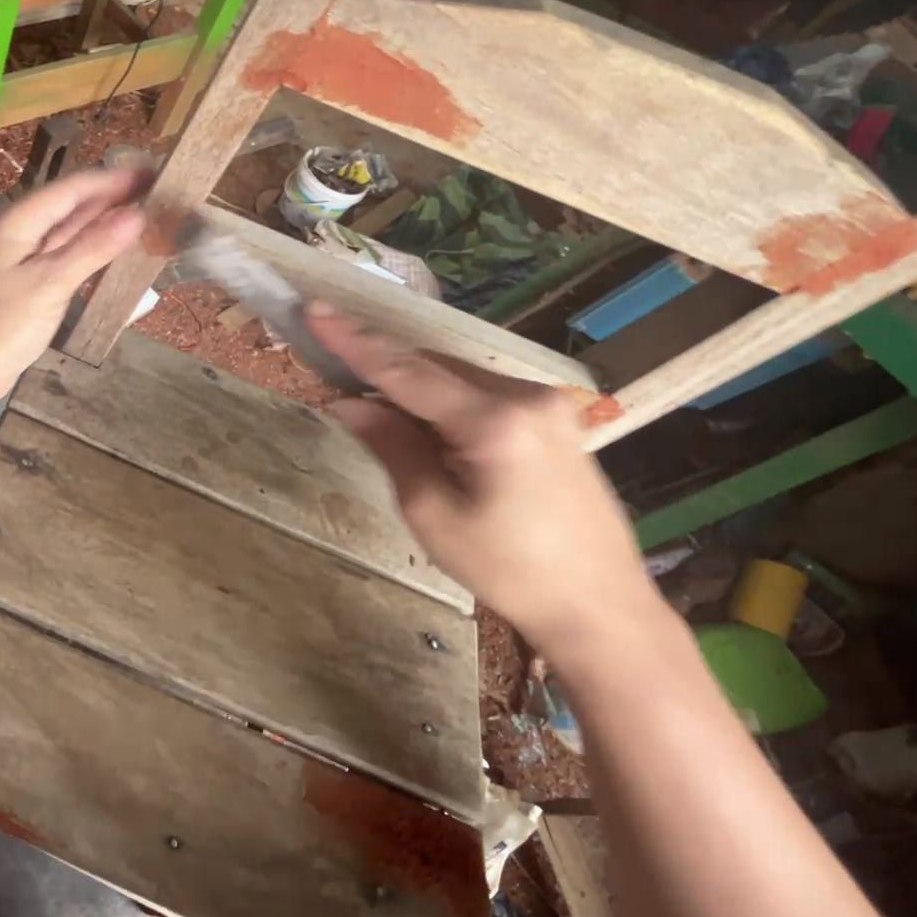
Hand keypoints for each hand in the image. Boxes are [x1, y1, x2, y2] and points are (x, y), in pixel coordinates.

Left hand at [0, 170, 146, 408]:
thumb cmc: (3, 327)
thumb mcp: (51, 284)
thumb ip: (93, 248)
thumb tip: (137, 215)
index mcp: (15, 220)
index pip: (71, 188)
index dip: (113, 179)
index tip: (155, 172)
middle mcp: (17, 230)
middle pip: (70, 205)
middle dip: (112, 198)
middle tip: (160, 192)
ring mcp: (21, 256)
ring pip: (69, 230)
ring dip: (104, 223)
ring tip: (149, 213)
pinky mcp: (27, 281)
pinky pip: (64, 254)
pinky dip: (90, 249)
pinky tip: (117, 248)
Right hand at [308, 305, 651, 647]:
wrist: (600, 607)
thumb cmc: (508, 570)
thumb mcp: (430, 512)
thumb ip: (390, 446)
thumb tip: (348, 403)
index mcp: (494, 421)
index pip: (406, 372)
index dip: (354, 341)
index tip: (316, 309)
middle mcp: (526, 398)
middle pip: (432, 368)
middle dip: (380, 367)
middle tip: (328, 368)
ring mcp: (547, 406)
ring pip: (456, 379)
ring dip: (410, 387)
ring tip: (370, 408)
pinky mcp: (554, 421)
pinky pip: (480, 394)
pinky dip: (441, 401)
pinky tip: (419, 424)